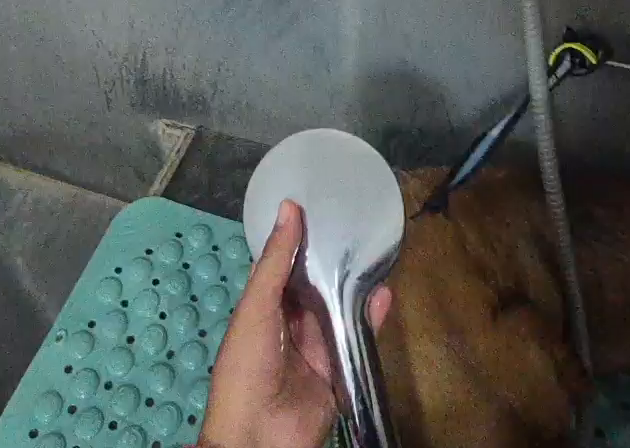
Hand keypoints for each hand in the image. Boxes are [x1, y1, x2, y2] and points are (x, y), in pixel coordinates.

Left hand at [200, 200, 392, 447]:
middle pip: (314, 284)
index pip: (284, 263)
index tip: (321, 204)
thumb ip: (277, 261)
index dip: (300, 237)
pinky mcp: (339, 368)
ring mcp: (315, 345)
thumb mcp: (257, 306)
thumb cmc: (246, 364)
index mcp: (264, 305)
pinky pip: (356, 337)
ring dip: (353, 285)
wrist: (261, 436)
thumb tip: (289, 208)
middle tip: (355, 222)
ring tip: (373, 252)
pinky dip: (370, 317)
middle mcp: (290, 321)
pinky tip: (383, 294)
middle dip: (331, 260)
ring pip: (338, 308)